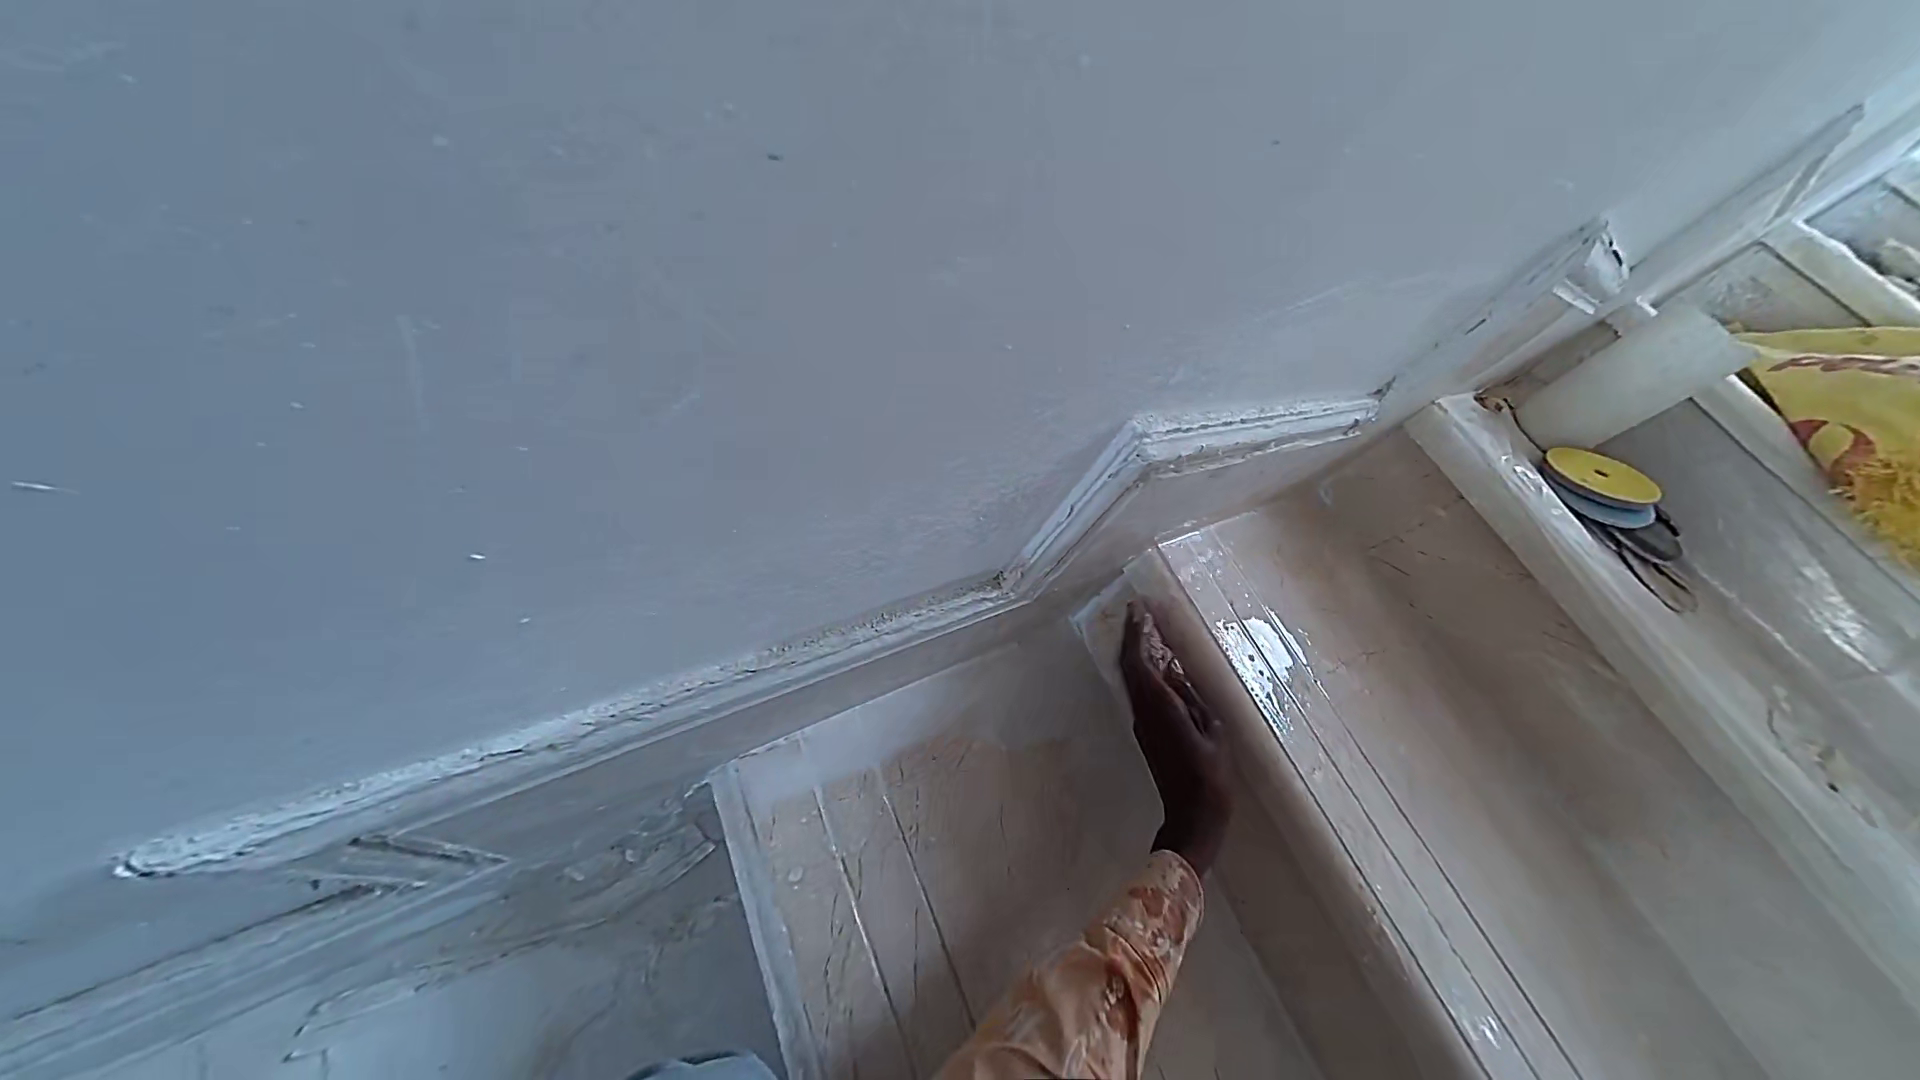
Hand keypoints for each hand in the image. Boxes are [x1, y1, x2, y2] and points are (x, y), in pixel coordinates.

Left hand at [1120, 602, 1233, 875]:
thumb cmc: (1211, 775)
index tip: (1138, 609)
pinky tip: (1158, 663)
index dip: (1135, 633)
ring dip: (1136, 652)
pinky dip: (1144, 671)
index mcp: (1159, 706)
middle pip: (1128, 665)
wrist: (1192, 815)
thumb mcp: (1212, 731)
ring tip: (1147, 628)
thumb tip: (1173, 673)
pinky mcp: (1145, 731)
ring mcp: (1141, 722)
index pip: (1138, 661)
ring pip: (1131, 678)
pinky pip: (1139, 691)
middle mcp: (1143, 710)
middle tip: (1139, 610)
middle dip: (1131, 635)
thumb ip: (1191, 698)